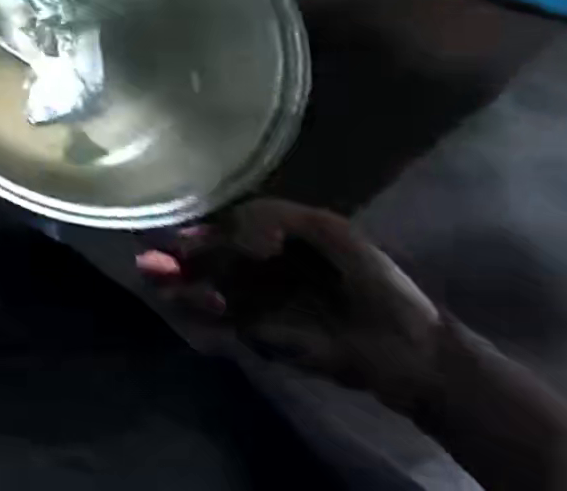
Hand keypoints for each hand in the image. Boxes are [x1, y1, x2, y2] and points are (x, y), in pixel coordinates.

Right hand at [137, 199, 445, 413]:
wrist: (414, 349)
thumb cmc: (374, 282)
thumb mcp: (329, 229)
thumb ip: (273, 216)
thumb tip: (234, 240)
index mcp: (253, 235)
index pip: (202, 225)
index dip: (183, 228)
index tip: (175, 235)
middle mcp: (238, 265)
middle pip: (184, 257)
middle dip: (163, 259)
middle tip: (153, 263)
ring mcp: (240, 300)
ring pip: (187, 288)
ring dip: (178, 286)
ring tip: (187, 289)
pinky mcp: (249, 334)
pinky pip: (208, 323)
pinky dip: (199, 314)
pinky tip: (214, 307)